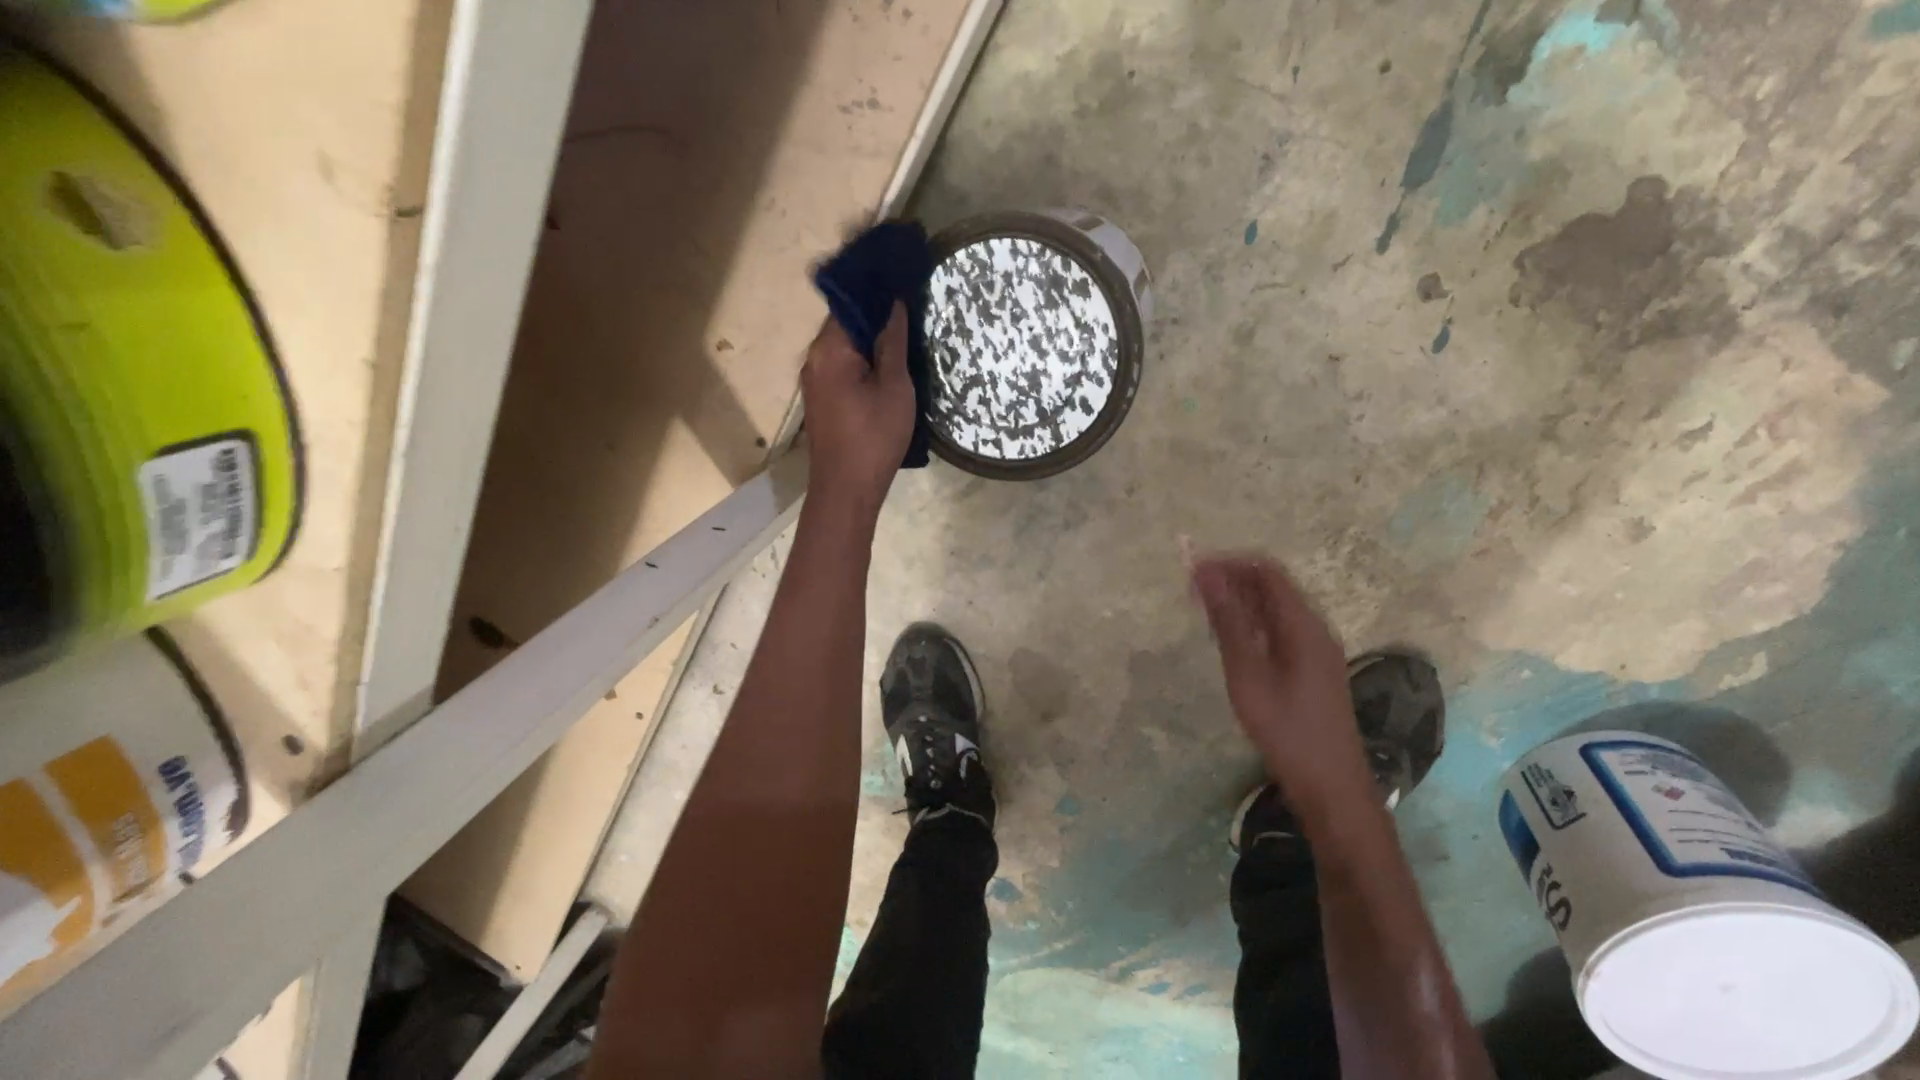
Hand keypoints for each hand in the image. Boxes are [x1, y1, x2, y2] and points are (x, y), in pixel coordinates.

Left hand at [800, 303, 914, 517]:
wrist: (846, 491)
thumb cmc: (874, 438)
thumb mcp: (894, 387)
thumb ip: (892, 343)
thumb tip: (894, 304)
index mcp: (829, 350)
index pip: (850, 303)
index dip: (875, 290)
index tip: (902, 278)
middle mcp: (814, 359)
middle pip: (844, 323)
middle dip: (874, 313)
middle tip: (909, 303)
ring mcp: (814, 380)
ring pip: (844, 346)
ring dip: (869, 338)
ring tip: (904, 330)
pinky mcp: (821, 399)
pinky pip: (842, 365)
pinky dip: (862, 358)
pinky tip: (887, 361)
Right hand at [1192, 555, 1374, 821]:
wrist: (1331, 784)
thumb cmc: (1286, 730)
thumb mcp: (1248, 675)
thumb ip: (1228, 622)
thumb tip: (1206, 575)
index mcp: (1303, 625)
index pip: (1266, 571)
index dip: (1228, 564)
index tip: (1191, 571)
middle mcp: (1315, 629)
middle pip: (1272, 587)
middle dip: (1232, 580)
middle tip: (1191, 593)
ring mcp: (1317, 650)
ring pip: (1275, 609)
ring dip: (1240, 603)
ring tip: (1203, 614)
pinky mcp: (1312, 669)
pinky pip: (1280, 630)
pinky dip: (1252, 625)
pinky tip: (1230, 642)